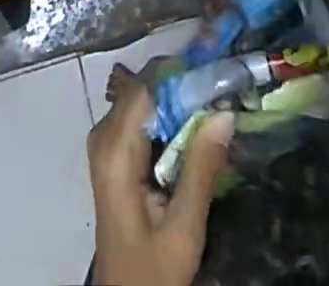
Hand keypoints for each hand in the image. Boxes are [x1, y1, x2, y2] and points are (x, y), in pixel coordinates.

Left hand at [86, 79, 234, 285]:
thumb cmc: (151, 271)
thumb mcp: (183, 228)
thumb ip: (201, 168)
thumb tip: (224, 111)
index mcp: (115, 154)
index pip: (144, 88)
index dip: (179, 70)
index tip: (216, 63)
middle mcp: (104, 141)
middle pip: (144, 89)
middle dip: (183, 80)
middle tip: (224, 80)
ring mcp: (108, 147)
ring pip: (145, 100)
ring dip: (180, 95)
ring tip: (218, 94)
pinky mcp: (117, 155)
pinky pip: (144, 117)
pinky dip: (171, 112)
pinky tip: (199, 120)